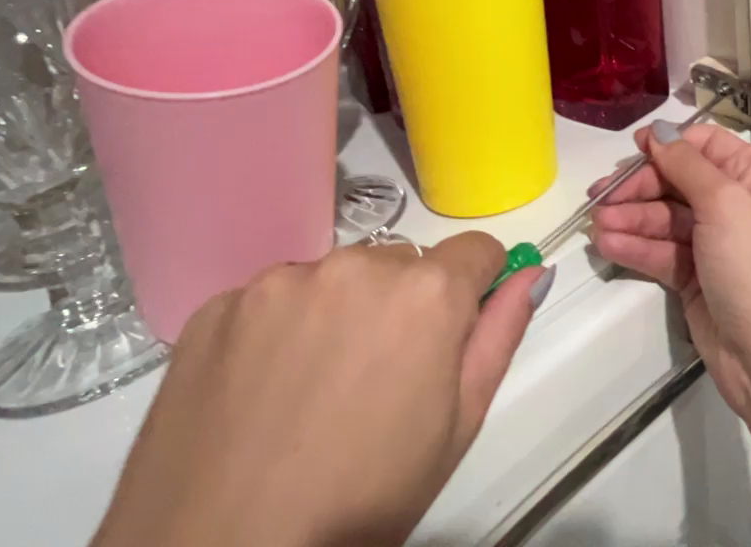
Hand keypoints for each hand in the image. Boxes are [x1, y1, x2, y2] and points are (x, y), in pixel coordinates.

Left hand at [90, 233, 547, 546]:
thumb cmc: (361, 501)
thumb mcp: (456, 426)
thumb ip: (500, 335)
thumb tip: (531, 273)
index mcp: (426, 294)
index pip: (476, 250)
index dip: (476, 286)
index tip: (456, 330)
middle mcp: (356, 265)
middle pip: (403, 262)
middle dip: (404, 303)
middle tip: (378, 378)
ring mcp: (280, 281)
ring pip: (336, 276)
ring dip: (340, 310)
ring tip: (313, 387)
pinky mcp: (219, 305)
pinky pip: (271, 297)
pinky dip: (278, 328)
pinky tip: (262, 389)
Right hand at [586, 124, 750, 424]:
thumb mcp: (724, 202)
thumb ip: (686, 163)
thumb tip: (659, 129)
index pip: (703, 144)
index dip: (667, 145)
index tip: (631, 151)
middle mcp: (734, 202)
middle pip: (676, 180)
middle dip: (638, 187)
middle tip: (598, 198)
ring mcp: (712, 241)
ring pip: (662, 217)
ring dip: (628, 218)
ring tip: (595, 226)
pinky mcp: (693, 276)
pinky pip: (658, 250)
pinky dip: (634, 246)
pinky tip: (606, 244)